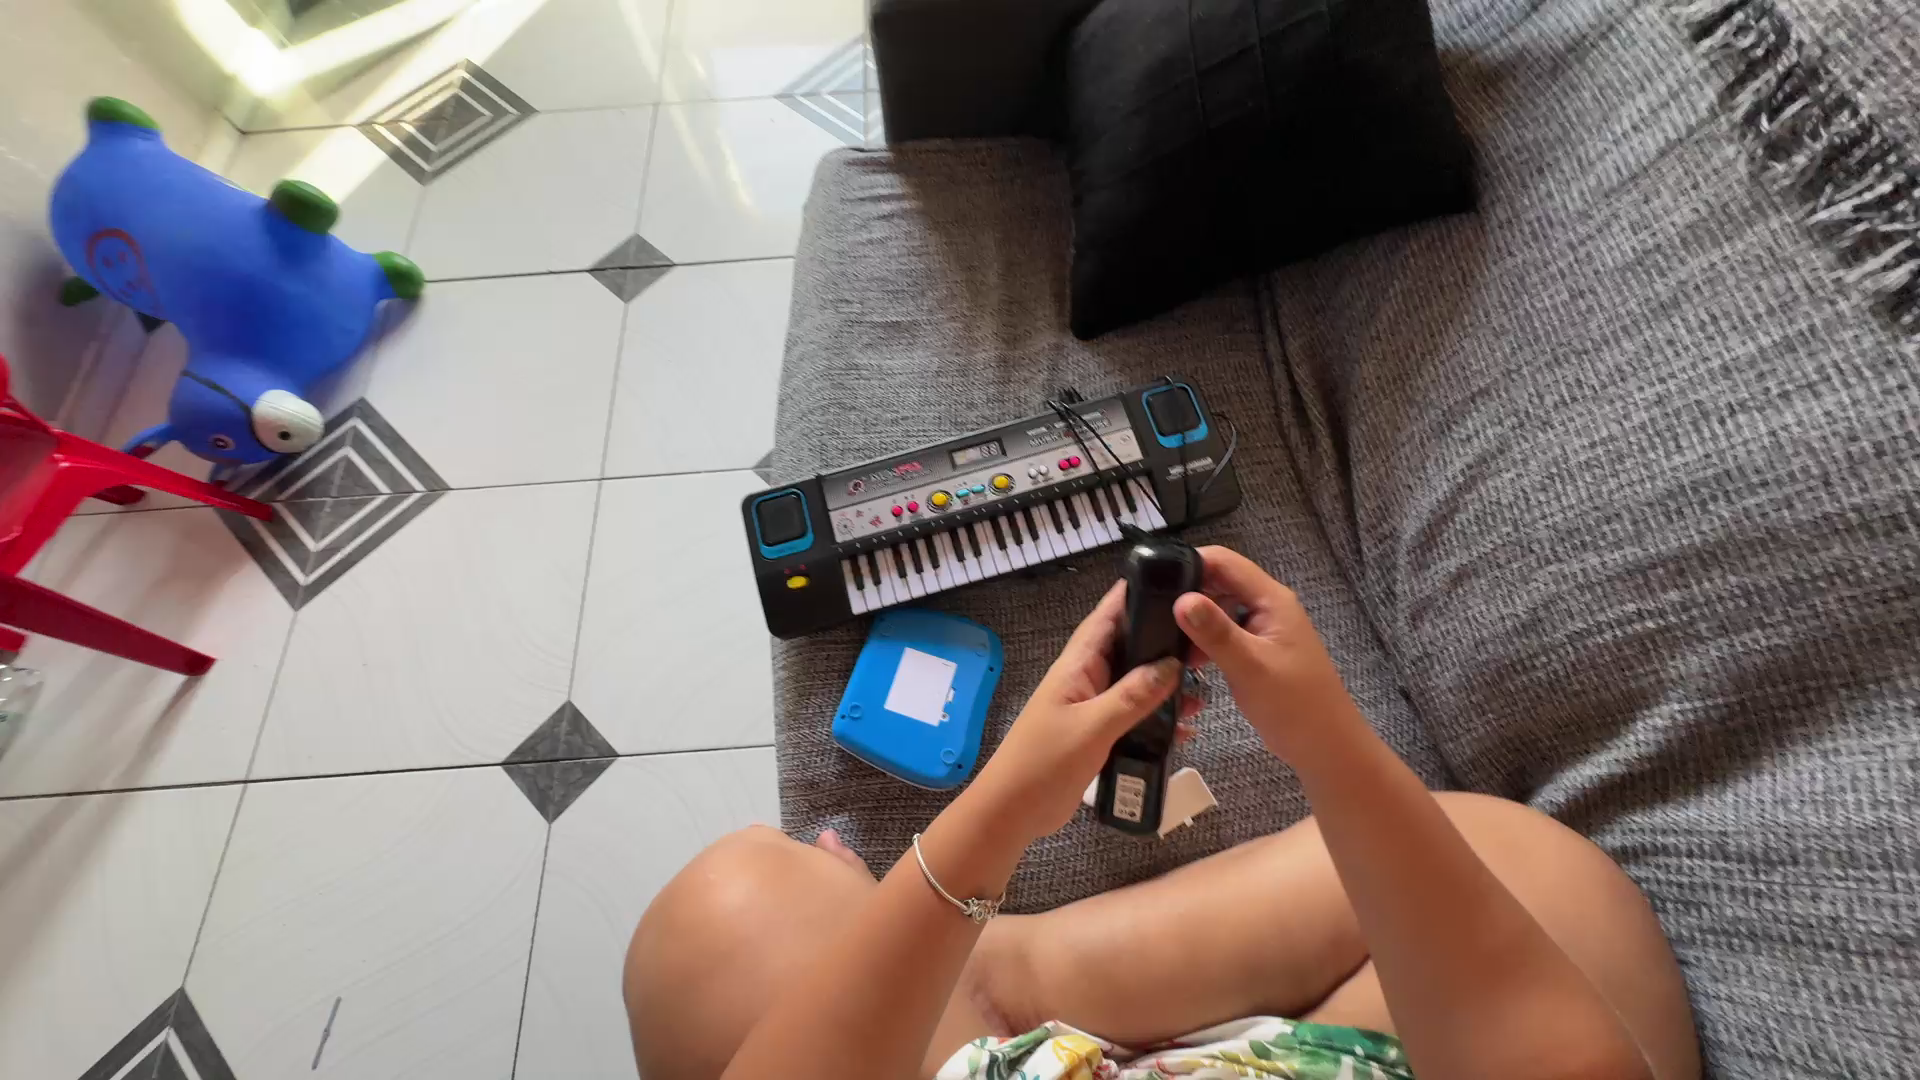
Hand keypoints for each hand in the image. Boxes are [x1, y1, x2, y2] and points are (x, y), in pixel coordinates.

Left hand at [970, 580, 1190, 841]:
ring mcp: (1091, 706)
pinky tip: (1184, 730)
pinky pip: (1133, 716)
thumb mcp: (1092, 727)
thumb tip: (1171, 664)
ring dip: (1165, 688)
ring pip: (1135, 685)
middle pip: (1128, 650)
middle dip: (1162, 645)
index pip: (1106, 618)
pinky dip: (1157, 719)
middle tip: (1204, 645)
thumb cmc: (1044, 762)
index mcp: (1076, 665)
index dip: (1133, 596)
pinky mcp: (1098, 733)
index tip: (1170, 581)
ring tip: (1202, 694)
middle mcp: (1085, 678)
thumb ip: (1131, 697)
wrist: (1014, 811)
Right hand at [1172, 546, 1359, 761]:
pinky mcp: (1255, 648)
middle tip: (1154, 614)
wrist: (1326, 748)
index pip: (1224, 561)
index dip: (1189, 563)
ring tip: (1170, 641)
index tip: (1155, 581)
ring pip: (1218, 606)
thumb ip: (1215, 632)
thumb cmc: (1294, 705)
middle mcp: (1266, 605)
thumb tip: (1180, 599)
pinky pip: (1223, 630)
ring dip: (1194, 620)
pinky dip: (1204, 639)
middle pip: (1219, 580)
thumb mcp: (1249, 666)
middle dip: (1188, 593)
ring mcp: (1262, 627)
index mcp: (1271, 599)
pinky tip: (1189, 659)